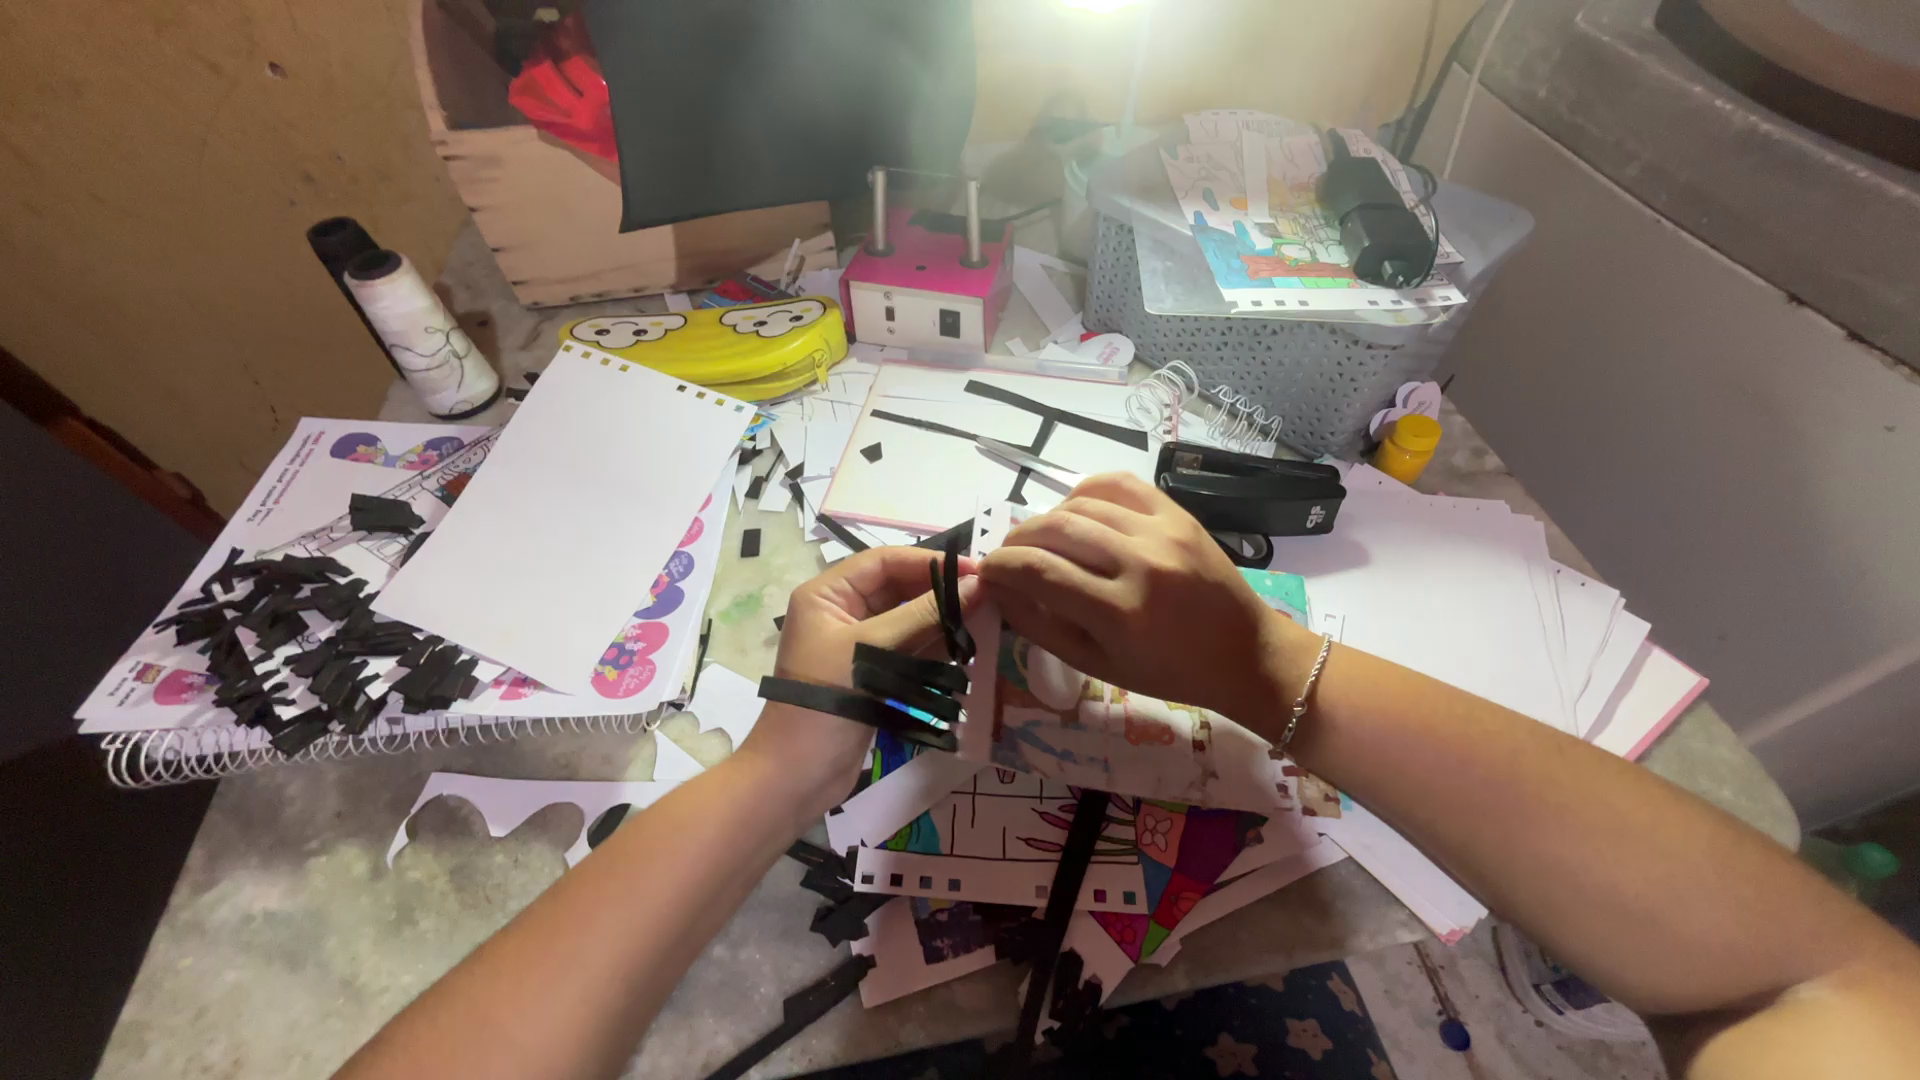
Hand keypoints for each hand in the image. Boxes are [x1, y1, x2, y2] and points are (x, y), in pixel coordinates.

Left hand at [736, 546, 979, 821]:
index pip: (883, 561)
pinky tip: (967, 646)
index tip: (974, 568)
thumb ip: (922, 615)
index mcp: (827, 595)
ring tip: (984, 617)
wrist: (797, 776)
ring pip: (909, 619)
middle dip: (940, 591)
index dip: (928, 561)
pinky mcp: (875, 673)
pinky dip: (937, 646)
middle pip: (899, 588)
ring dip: (943, 619)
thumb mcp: (869, 650)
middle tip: (987, 594)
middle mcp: (842, 612)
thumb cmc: (823, 703)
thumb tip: (976, 586)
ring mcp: (859, 644)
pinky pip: (911, 648)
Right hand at [979, 473, 1300, 722]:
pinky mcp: (1177, 512)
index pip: (1037, 571)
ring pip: (1078, 505)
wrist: (1243, 653)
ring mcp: (1162, 531)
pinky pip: (1115, 483)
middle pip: (1052, 530)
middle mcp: (1140, 563)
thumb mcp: (1096, 664)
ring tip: (1039, 540)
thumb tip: (997, 588)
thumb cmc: (1167, 671)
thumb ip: (1039, 625)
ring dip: (1045, 520)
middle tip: (1008, 557)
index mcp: (1119, 613)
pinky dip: (1083, 493)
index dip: (999, 567)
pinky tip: (1075, 513)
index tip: (987, 572)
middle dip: (1016, 540)